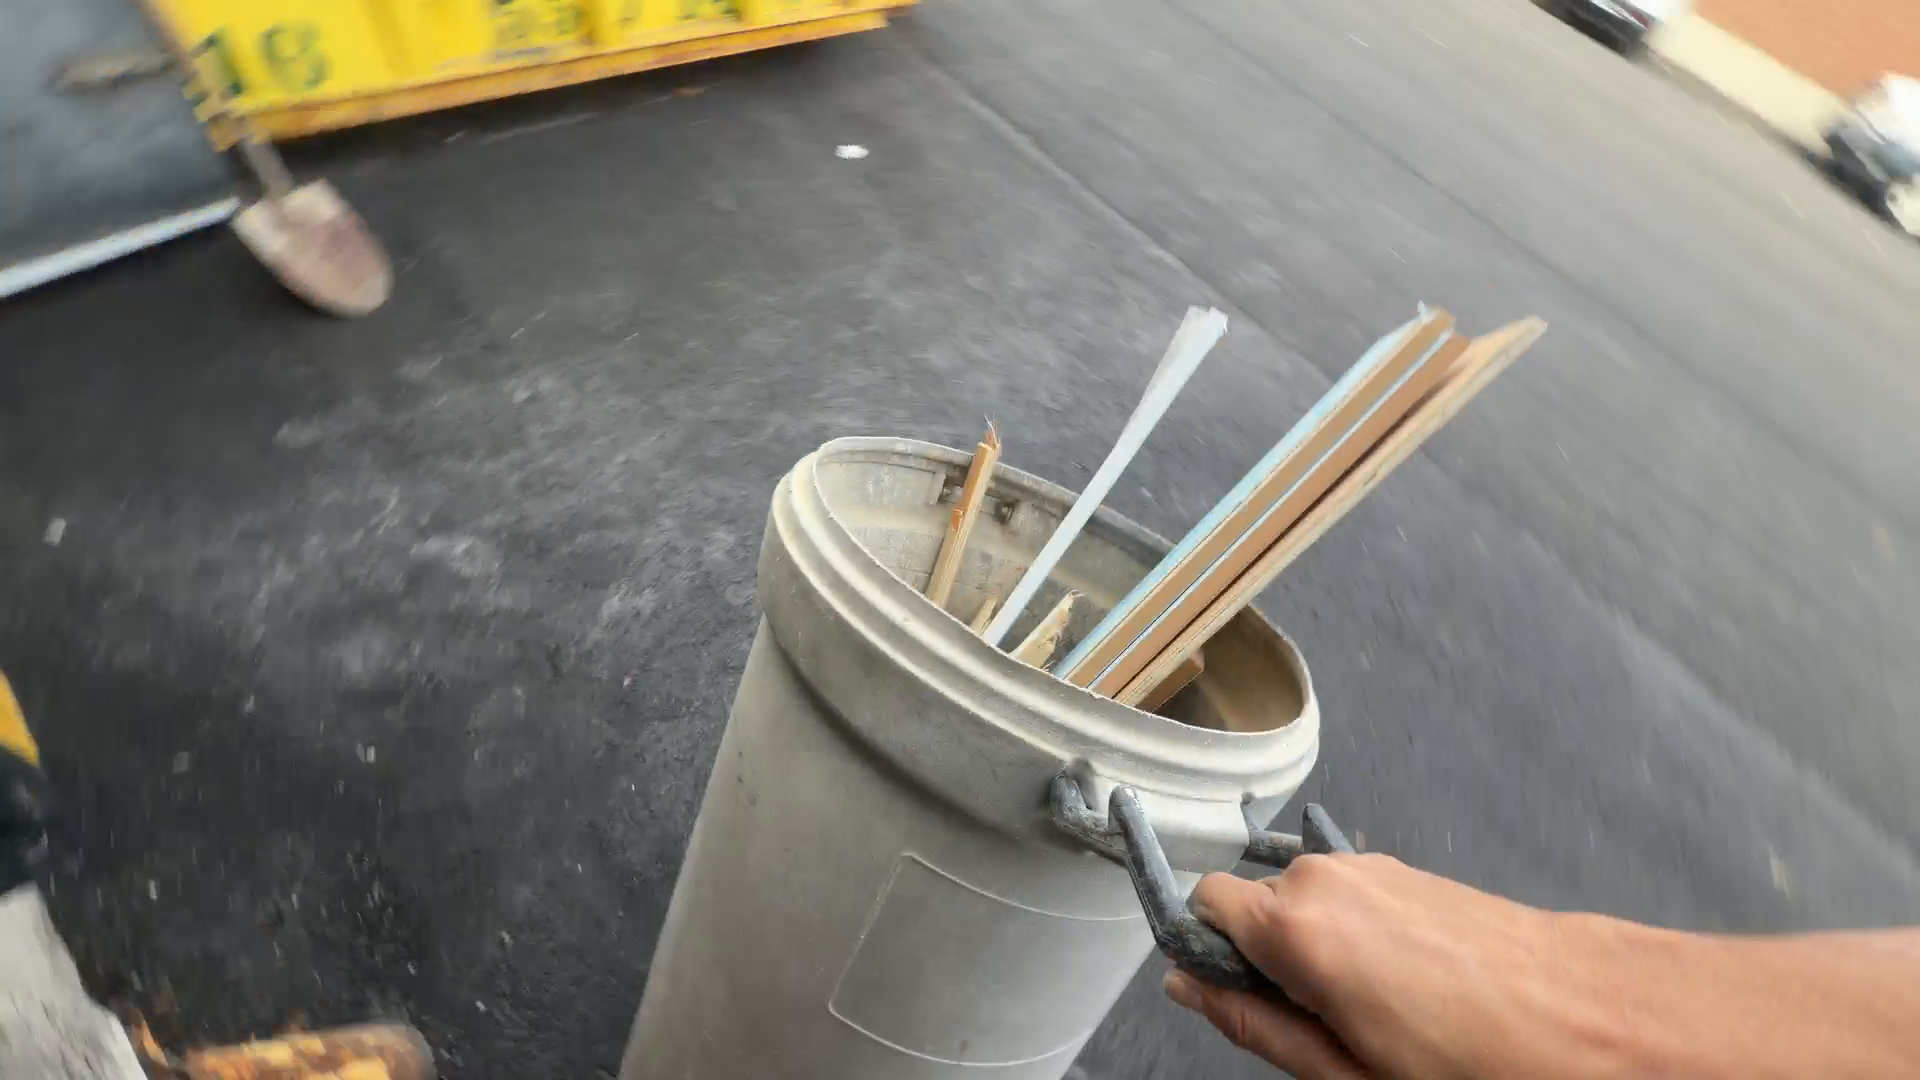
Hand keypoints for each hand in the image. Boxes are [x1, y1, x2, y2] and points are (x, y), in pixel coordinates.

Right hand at [1161, 854, 1658, 1079]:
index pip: (1203, 903)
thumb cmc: (1470, 1071)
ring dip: (1314, 945)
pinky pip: (1342, 893)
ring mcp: (1361, 866)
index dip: (1213, 951)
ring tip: (1384, 1006)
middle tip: (1333, 1023)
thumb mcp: (1348, 1075)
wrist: (1601, 1019)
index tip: (1253, 999)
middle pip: (1251, 905)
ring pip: (1298, 901)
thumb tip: (1184, 983)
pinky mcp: (1399, 866)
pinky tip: (1414, 980)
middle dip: (1269, 956)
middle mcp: (1315, 876)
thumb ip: (1252, 1023)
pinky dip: (1351, 930)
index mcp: (1292, 925)